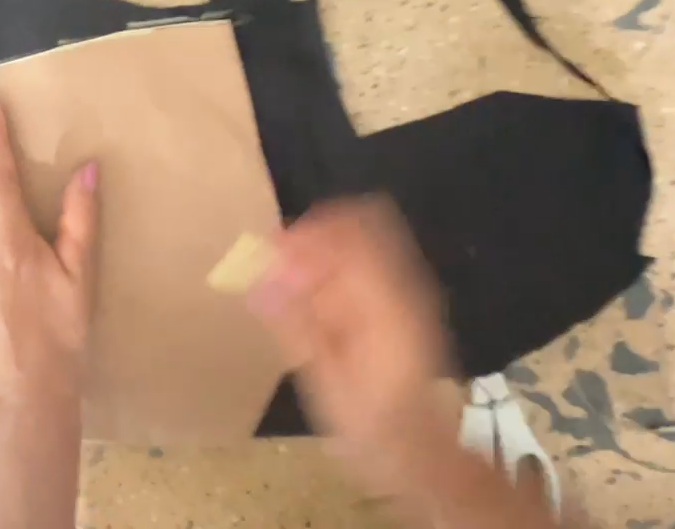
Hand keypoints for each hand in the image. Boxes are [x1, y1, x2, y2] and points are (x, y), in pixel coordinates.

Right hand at [246, 196, 453, 495]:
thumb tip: (256, 280)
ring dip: (323, 244)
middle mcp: (403, 284)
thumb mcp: (324, 378)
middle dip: (314, 231)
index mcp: (385, 301)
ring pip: (364, 233)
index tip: (271, 252)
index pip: (349, 234)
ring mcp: (408, 289)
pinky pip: (368, 256)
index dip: (305, 233)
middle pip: (361, 220)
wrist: (418, 453)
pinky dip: (335, 260)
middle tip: (280, 258)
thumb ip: (295, 323)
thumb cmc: (367, 422)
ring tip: (291, 275)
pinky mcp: (403, 299)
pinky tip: (314, 292)